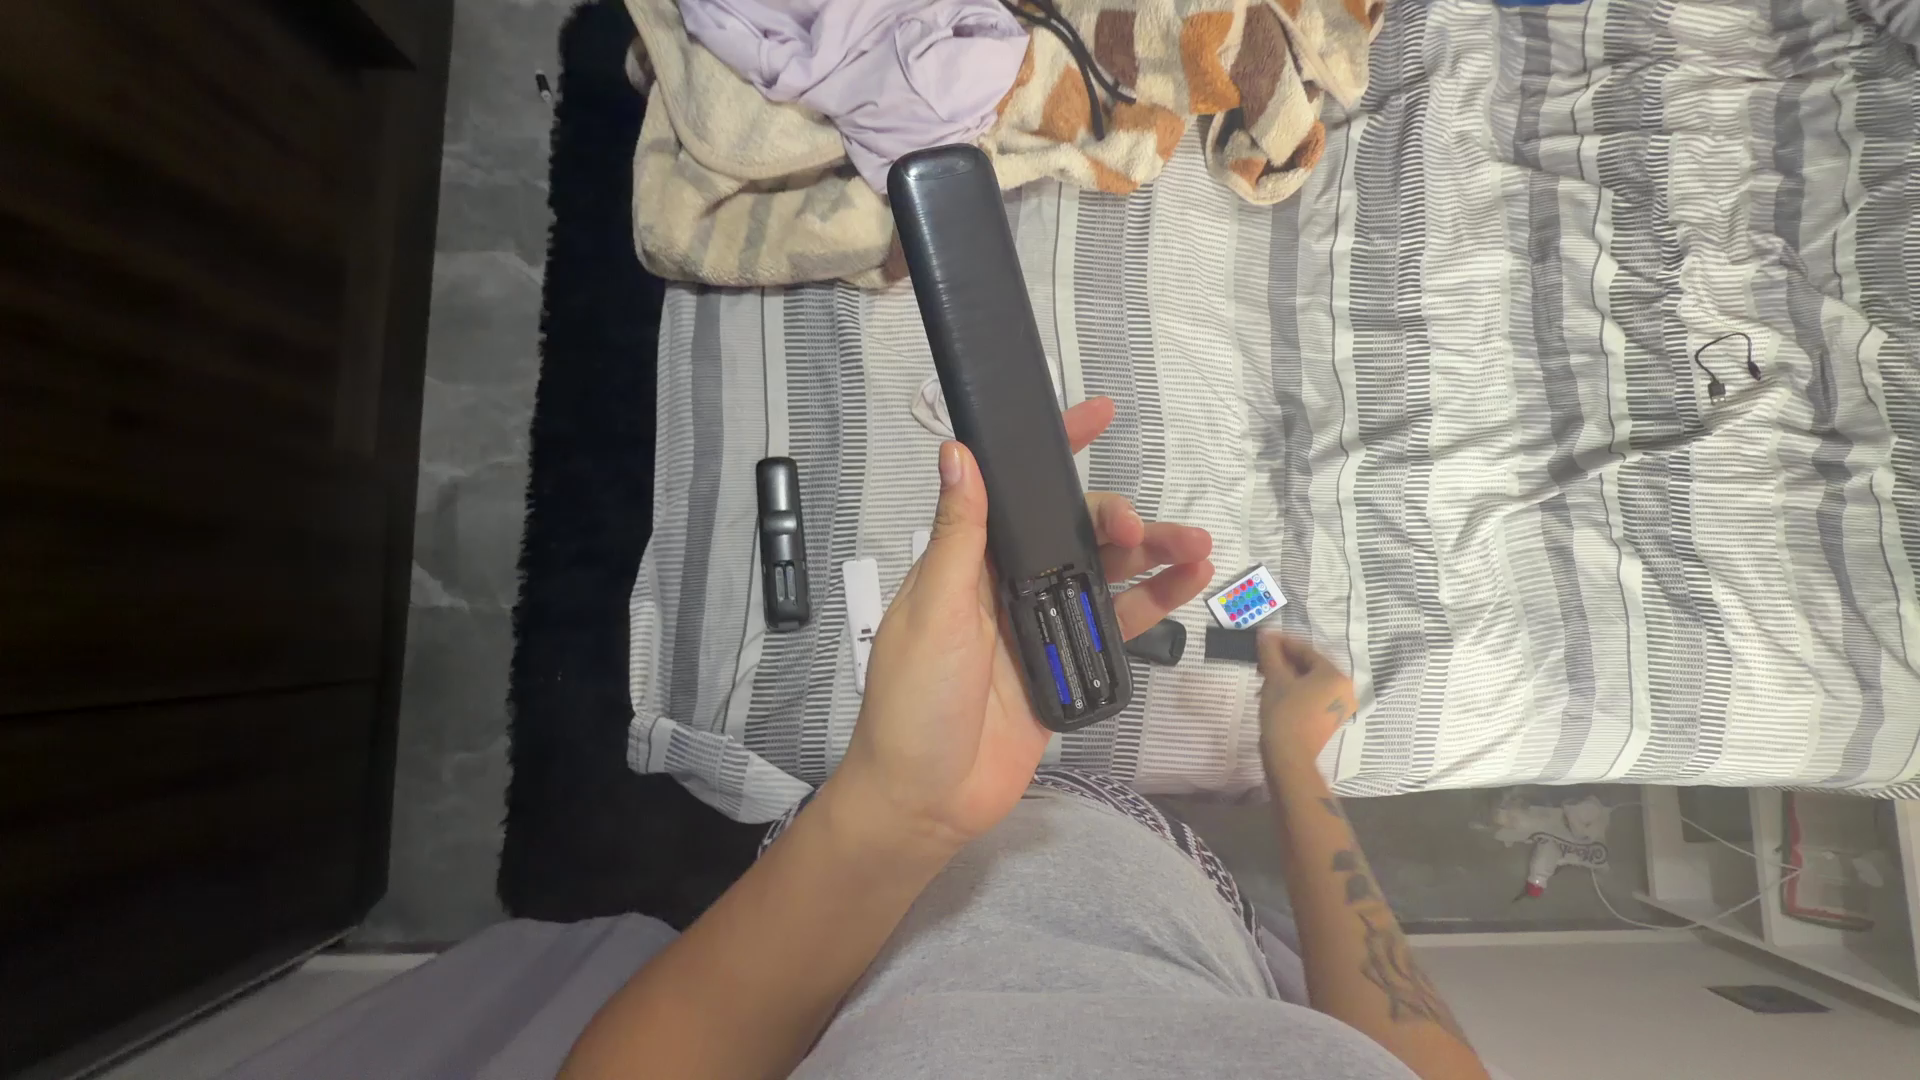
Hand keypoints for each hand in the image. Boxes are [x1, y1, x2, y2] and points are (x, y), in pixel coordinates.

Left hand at [832, 397, 1213, 852]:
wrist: (928, 796)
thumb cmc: (917, 697)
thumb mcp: (935, 608)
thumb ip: (958, 534)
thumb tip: (957, 451)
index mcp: (971, 562)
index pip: (1015, 491)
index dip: (1054, 451)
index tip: (1097, 414)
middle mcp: (1011, 584)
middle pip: (1075, 533)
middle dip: (1115, 517)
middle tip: (1141, 527)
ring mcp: (1045, 624)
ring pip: (1107, 574)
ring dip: (1152, 555)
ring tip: (1198, 548)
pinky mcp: (1071, 664)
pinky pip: (1118, 624)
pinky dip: (1153, 602)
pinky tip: (1189, 584)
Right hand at [1256, 633, 1356, 776]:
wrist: (1289, 756)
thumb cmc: (1285, 713)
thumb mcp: (1275, 678)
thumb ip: (1270, 653)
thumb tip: (1265, 635)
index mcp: (1336, 676)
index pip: (1306, 651)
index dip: (1282, 643)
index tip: (1264, 638)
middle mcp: (1344, 689)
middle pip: (1309, 666)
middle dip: (1283, 661)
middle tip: (1260, 658)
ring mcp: (1339, 706)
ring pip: (1309, 682)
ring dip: (1286, 676)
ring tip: (1263, 676)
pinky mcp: (1330, 719)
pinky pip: (1312, 695)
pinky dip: (1294, 690)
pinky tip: (1274, 690)